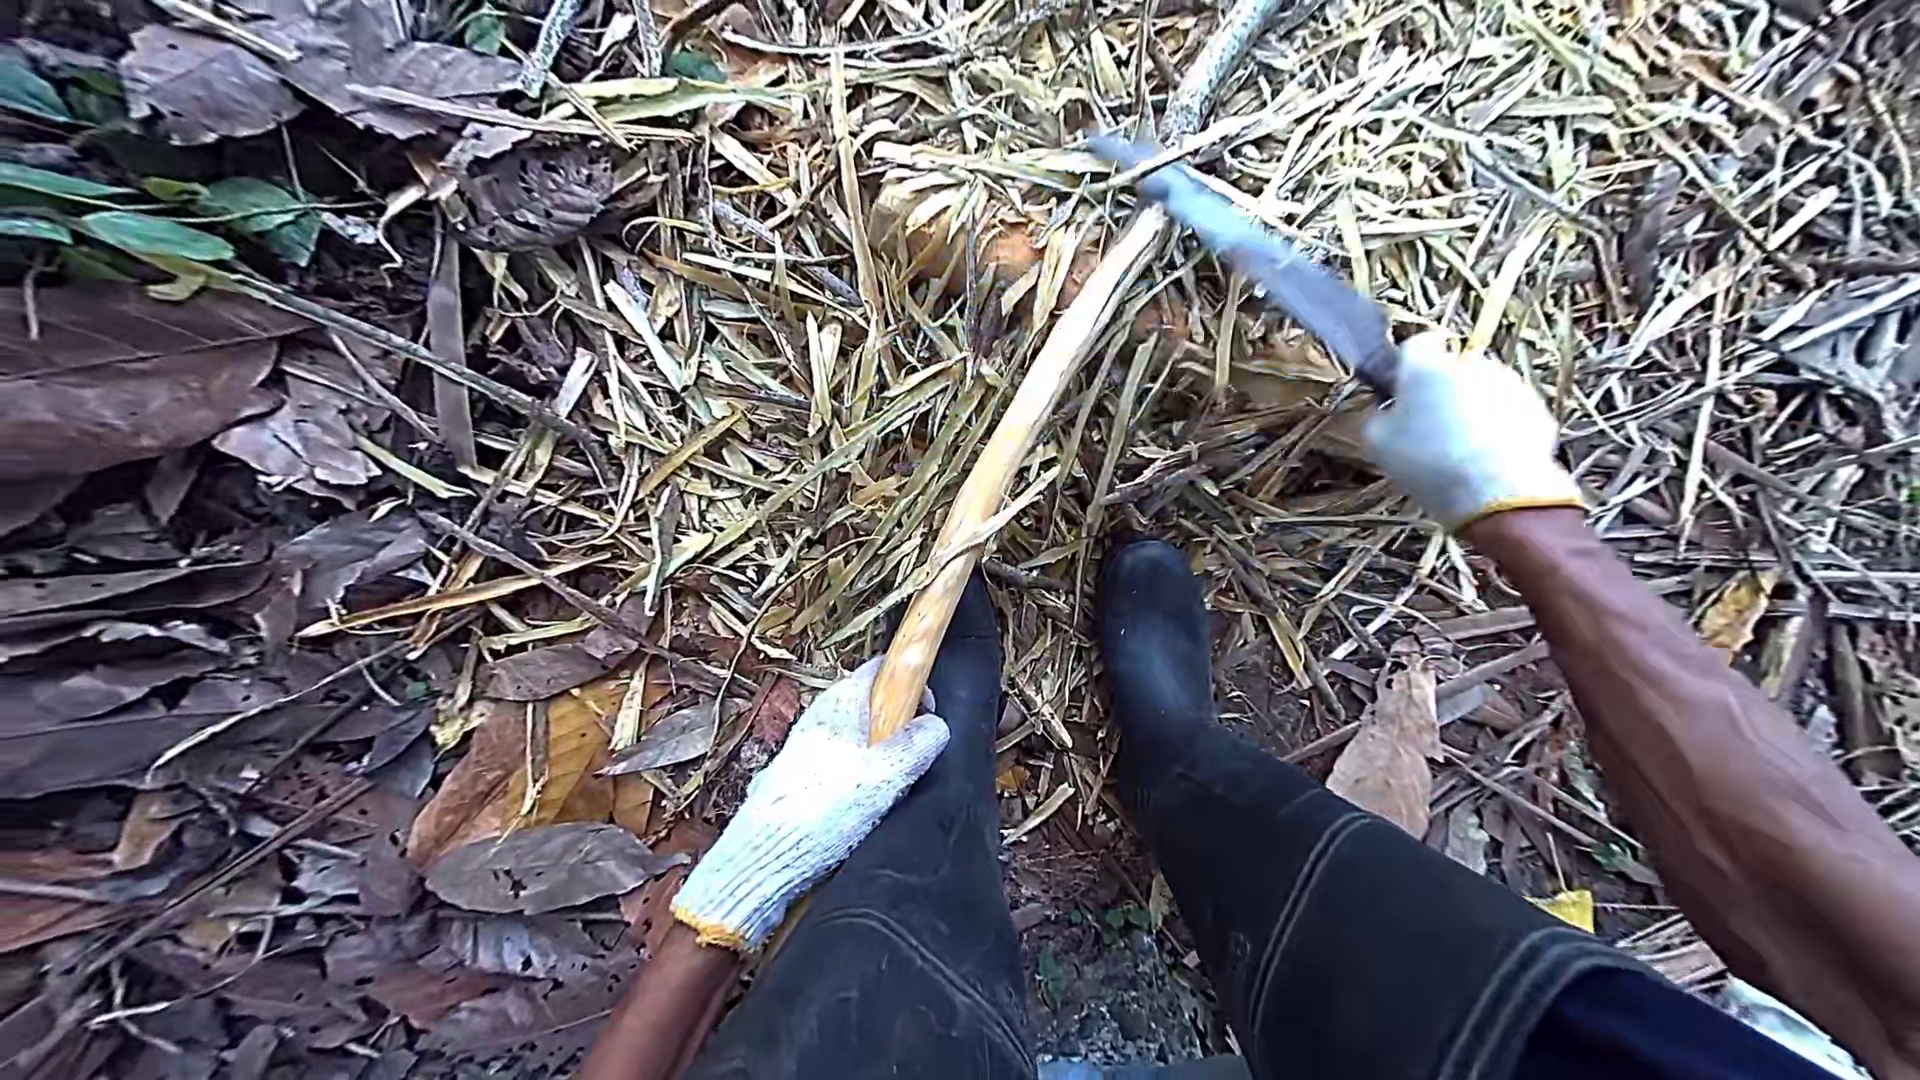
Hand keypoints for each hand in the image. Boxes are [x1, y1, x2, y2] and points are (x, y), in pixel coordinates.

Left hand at [670, 658, 948, 951]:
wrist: (763, 858)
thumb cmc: (822, 809)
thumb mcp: (887, 774)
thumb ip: (918, 744)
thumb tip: (937, 726)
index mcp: (842, 699)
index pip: (885, 668)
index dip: (913, 685)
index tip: (927, 715)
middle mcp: (822, 713)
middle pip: (875, 704)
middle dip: (898, 729)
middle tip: (909, 762)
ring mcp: (807, 743)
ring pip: (860, 736)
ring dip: (879, 759)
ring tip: (882, 793)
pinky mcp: (799, 773)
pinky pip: (842, 763)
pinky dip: (857, 778)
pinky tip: (857, 810)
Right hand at [1363, 331, 1583, 528]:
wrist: (1494, 492)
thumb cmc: (1425, 462)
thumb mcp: (1376, 441)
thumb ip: (1379, 413)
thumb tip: (1390, 408)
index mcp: (1428, 367)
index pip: (1417, 342)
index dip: (1406, 364)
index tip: (1399, 388)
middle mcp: (1472, 365)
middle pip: (1450, 367)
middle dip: (1437, 388)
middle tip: (1422, 424)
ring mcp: (1510, 384)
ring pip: (1479, 387)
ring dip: (1465, 405)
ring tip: (1453, 445)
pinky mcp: (1535, 407)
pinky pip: (1504, 409)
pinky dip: (1491, 424)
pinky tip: (1480, 455)